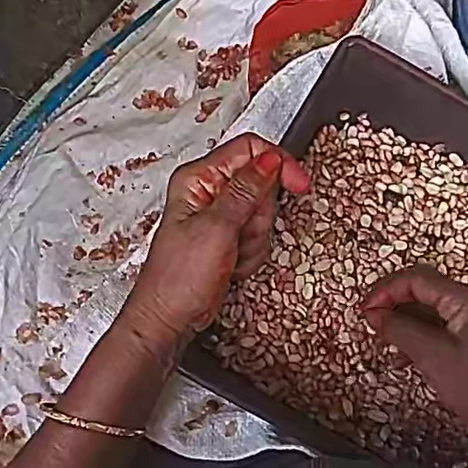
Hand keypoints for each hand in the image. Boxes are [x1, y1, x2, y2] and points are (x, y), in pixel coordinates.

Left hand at [124, 134, 311, 346]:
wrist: (171, 317)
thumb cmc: (178, 278)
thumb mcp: (216, 228)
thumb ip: (246, 191)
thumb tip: (270, 160)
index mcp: (198, 178)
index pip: (250, 150)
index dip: (278, 165)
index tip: (297, 184)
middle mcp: (208, 193)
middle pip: (262, 185)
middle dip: (259, 217)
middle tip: (239, 234)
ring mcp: (220, 217)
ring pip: (263, 215)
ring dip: (254, 240)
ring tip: (231, 254)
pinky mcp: (229, 238)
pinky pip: (258, 237)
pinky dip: (251, 254)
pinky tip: (232, 264)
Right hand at [358, 266, 467, 443]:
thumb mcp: (431, 355)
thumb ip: (399, 329)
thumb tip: (374, 315)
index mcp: (466, 298)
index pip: (416, 278)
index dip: (385, 291)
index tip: (366, 310)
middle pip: (421, 288)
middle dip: (392, 302)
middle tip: (370, 320)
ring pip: (425, 307)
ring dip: (401, 320)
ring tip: (383, 338)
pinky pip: (434, 324)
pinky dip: (414, 334)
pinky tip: (401, 354)